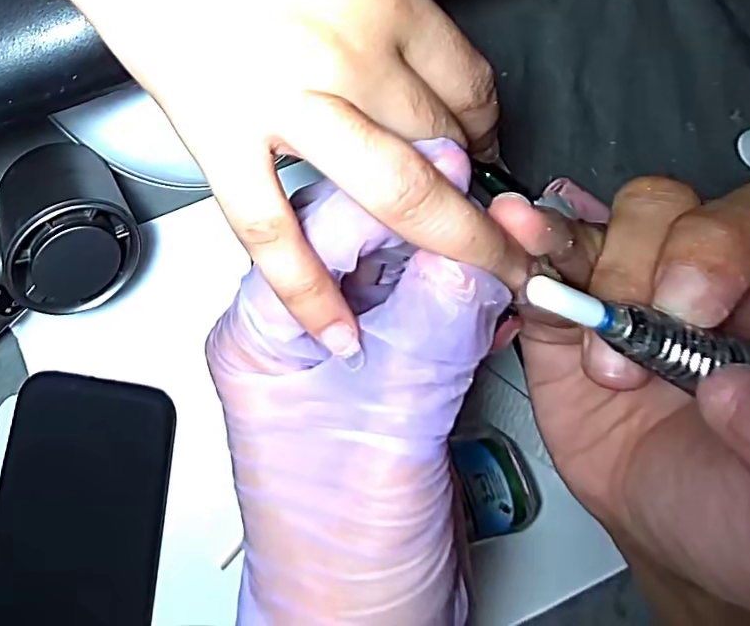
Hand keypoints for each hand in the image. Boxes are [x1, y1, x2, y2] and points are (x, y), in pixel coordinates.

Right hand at [33, 0, 521, 363]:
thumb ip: (363, 1)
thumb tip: (383, 49)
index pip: (467, 80)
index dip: (484, 124)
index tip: (477, 144)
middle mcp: (353, 53)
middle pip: (447, 142)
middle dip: (486, 195)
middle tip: (507, 230)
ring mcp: (289, 102)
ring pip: (399, 194)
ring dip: (453, 245)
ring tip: (485, 283)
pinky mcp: (219, 133)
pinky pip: (273, 231)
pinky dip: (309, 290)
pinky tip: (339, 328)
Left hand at [207, 139, 512, 623]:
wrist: (365, 620)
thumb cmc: (337, 550)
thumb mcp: (388, 426)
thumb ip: (431, 331)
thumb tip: (467, 253)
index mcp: (259, 330)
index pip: (320, 234)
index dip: (387, 200)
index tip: (445, 169)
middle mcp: (294, 327)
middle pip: (354, 238)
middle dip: (418, 212)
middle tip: (472, 187)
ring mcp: (342, 344)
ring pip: (394, 267)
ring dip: (445, 250)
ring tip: (489, 229)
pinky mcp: (385, 365)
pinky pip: (422, 305)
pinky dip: (459, 292)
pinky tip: (487, 282)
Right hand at [492, 178, 749, 624]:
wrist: (703, 567)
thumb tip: (744, 393)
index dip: (728, 237)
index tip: (695, 305)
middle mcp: (711, 283)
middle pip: (667, 208)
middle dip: (636, 262)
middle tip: (628, 342)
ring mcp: (628, 293)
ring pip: (593, 223)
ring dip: (559, 242)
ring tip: (552, 291)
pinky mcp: (564, 321)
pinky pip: (535, 268)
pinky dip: (517, 261)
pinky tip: (510, 263)